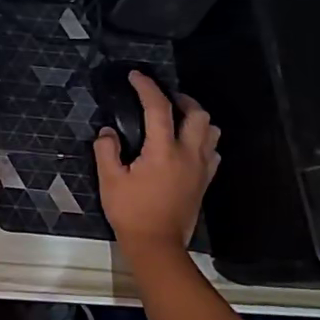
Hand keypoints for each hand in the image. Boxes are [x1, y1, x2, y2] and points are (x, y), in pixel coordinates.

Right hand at [93, 72, 220, 256]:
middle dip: (181, 99)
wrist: (157, 243)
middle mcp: (189, 153)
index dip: (147, 88)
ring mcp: (202, 167)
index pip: (158, 109)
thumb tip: (107, 132)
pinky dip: (202, 139)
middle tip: (162, 97)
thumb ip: (107, 151)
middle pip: (197, 114)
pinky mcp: (205, 179)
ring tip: (176, 117)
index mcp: (163, 151)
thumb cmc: (130, 211)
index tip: (136, 76)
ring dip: (196, 117)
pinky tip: (186, 144)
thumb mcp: (109, 180)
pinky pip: (213, 150)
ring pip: (211, 130)